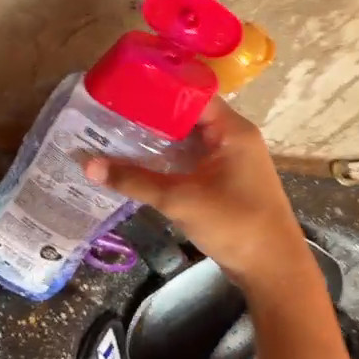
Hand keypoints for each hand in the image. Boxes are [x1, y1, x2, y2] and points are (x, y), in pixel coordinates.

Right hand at [83, 100, 308, 289]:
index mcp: (232, 131)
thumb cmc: (234, 224)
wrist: (271, 268)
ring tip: (110, 135)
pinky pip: (185, 161)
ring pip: (183, 141)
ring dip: (151, 141)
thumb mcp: (178, 200)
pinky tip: (132, 165)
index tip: (121, 91)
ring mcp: (227, 161)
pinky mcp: (220, 181)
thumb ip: (133, 180)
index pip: (191, 95)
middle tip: (106, 114)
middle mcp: (231, 138)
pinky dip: (161, 161)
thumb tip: (87, 164)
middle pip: (184, 117)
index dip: (157, 90)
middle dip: (146, 117)